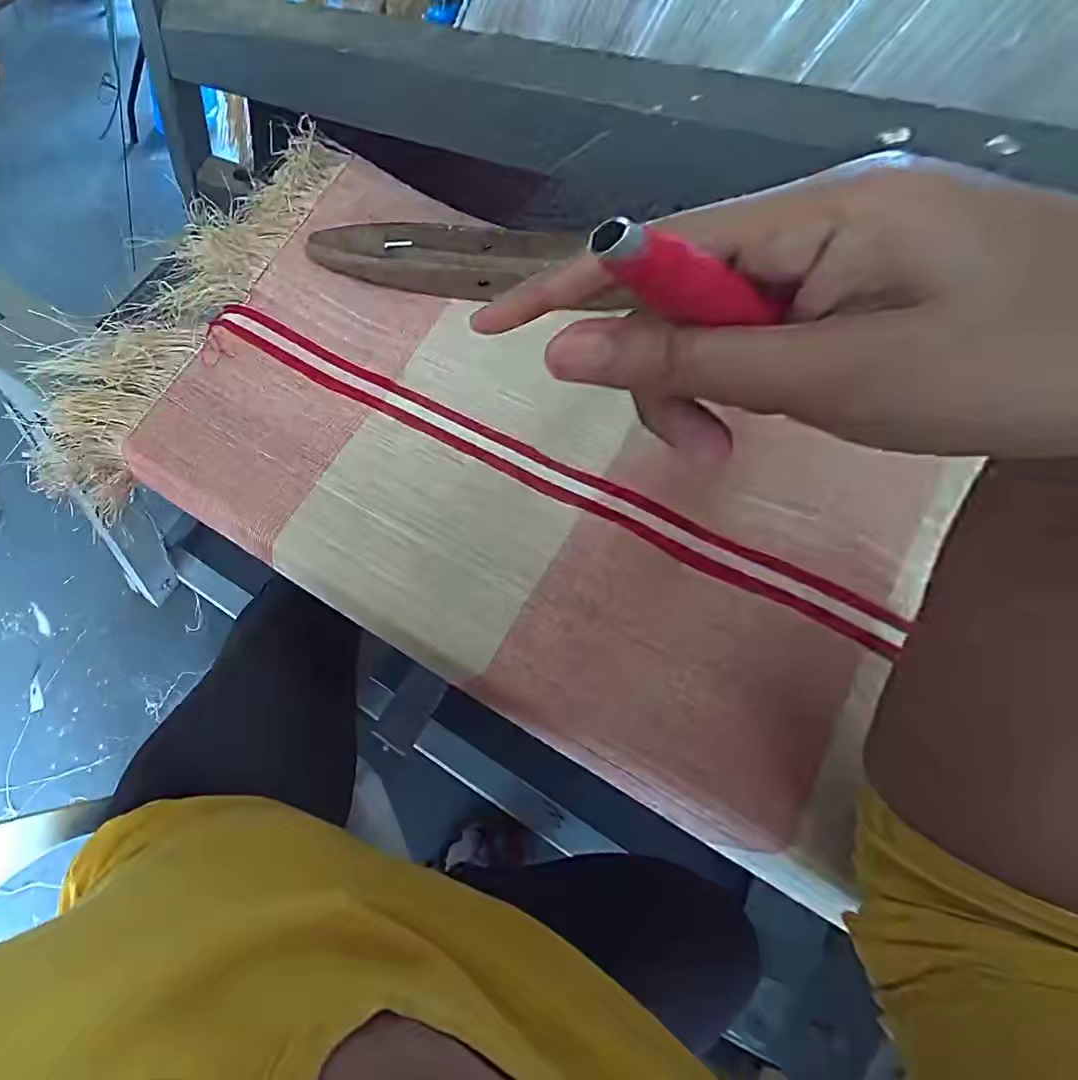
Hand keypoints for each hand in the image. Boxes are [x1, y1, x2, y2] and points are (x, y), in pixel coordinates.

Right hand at [472, 153, 1077, 460]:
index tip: (489, 325)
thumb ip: (683, 362)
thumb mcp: (831, 375)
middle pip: (673, 297)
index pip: (649, 246)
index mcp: (818, 215)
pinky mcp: (843, 289)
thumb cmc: (1025, 365)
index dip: (561, 287)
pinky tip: (761, 415)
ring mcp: (829, 257)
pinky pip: (747, 334)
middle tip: (691, 446)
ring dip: (694, 391)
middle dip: (659, 374)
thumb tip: (557, 353)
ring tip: (725, 446)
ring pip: (703, 326)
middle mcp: (812, 223)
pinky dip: (734, 384)